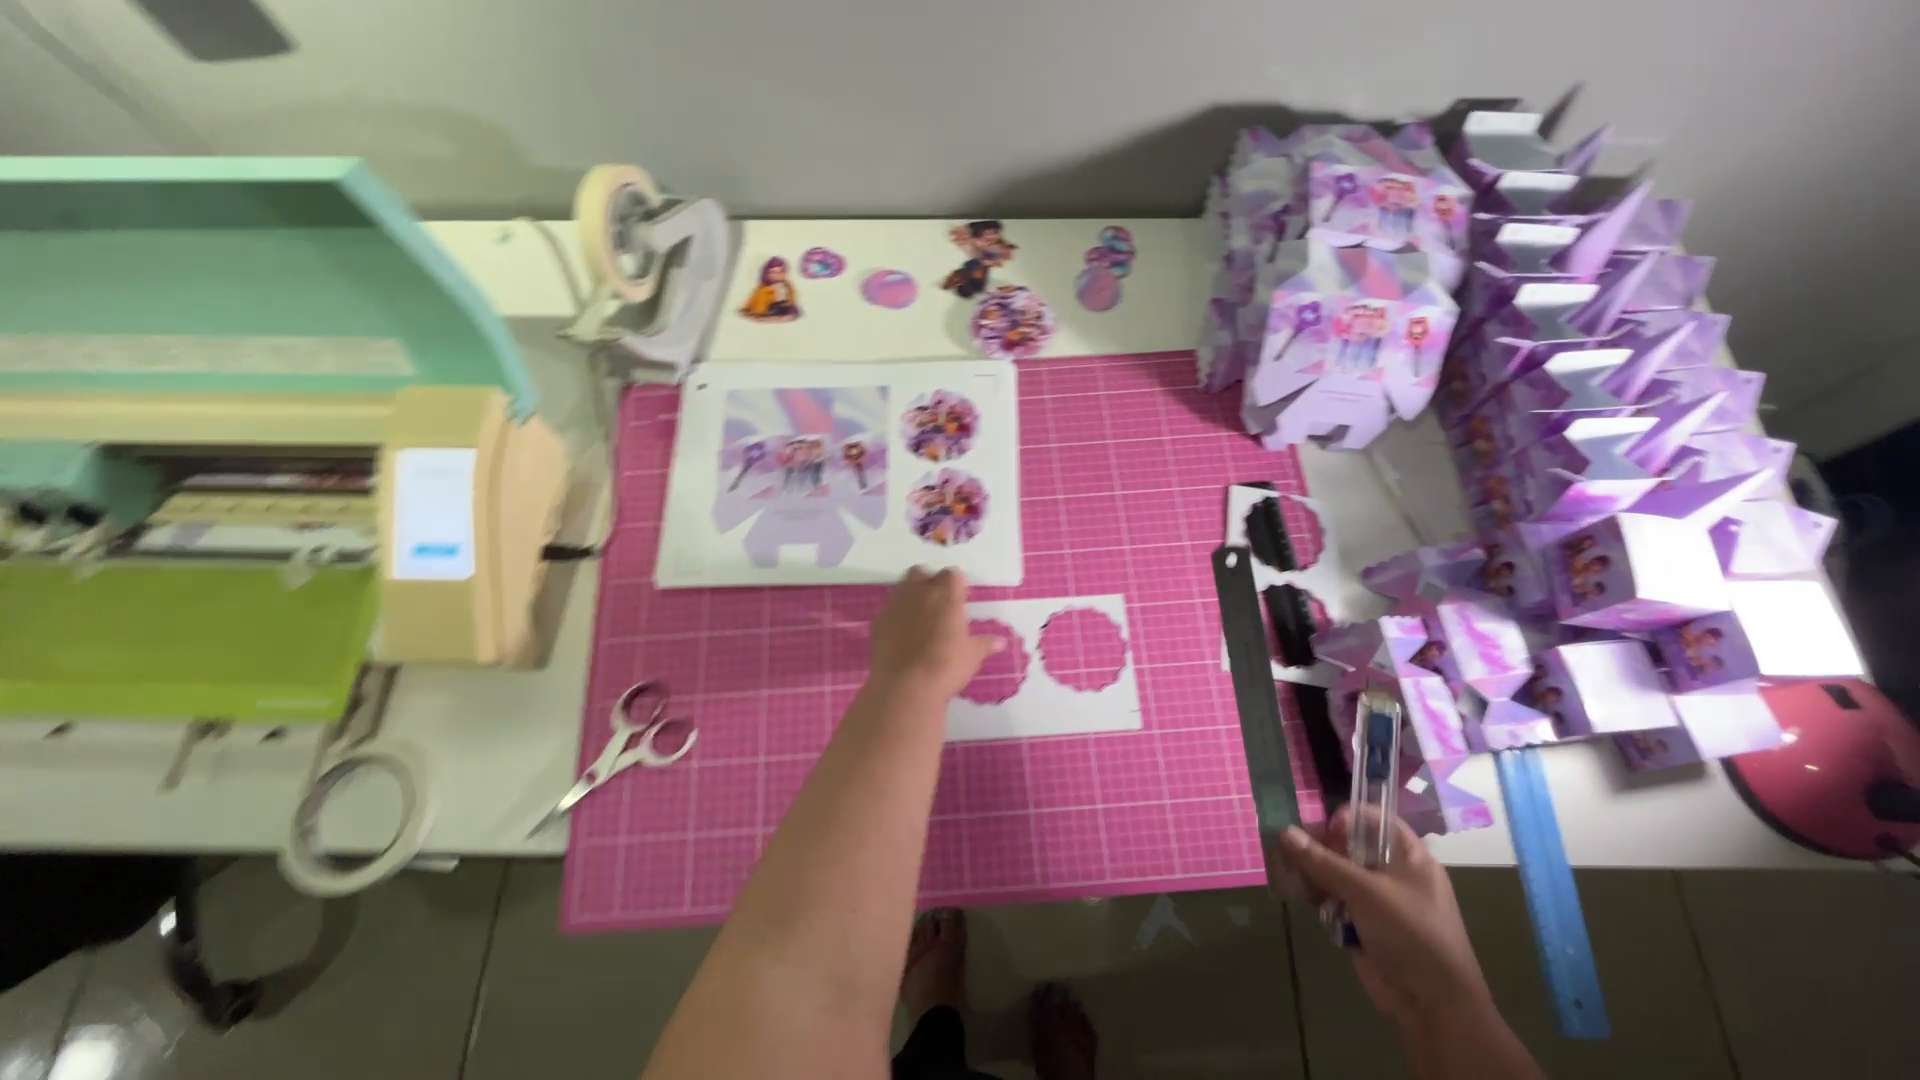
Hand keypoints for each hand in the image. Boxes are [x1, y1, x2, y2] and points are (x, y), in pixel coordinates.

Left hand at [868, 567, 1003, 702]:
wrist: (905, 686)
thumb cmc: (946, 667)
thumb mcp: (972, 657)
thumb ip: (985, 644)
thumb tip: (1001, 641)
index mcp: (946, 595)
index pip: (952, 574)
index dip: (956, 585)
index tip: (959, 600)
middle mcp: (919, 592)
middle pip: (922, 572)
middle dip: (929, 581)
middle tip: (938, 603)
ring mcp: (895, 605)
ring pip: (902, 586)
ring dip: (910, 594)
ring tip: (919, 617)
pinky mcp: (878, 621)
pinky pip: (888, 609)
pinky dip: (896, 615)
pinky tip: (901, 634)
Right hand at [1280, 807, 1492, 1032]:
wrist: (1432, 1005)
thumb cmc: (1412, 935)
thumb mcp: (1368, 892)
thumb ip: (1325, 862)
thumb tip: (1285, 831)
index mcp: (1410, 857)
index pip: (1375, 820)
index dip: (1347, 818)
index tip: (1324, 831)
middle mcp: (1392, 873)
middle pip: (1349, 845)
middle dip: (1320, 845)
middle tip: (1292, 848)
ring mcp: (1376, 900)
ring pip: (1336, 873)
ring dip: (1313, 872)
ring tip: (1289, 871)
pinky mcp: (1360, 923)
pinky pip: (1332, 899)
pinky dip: (1317, 897)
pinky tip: (1301, 896)